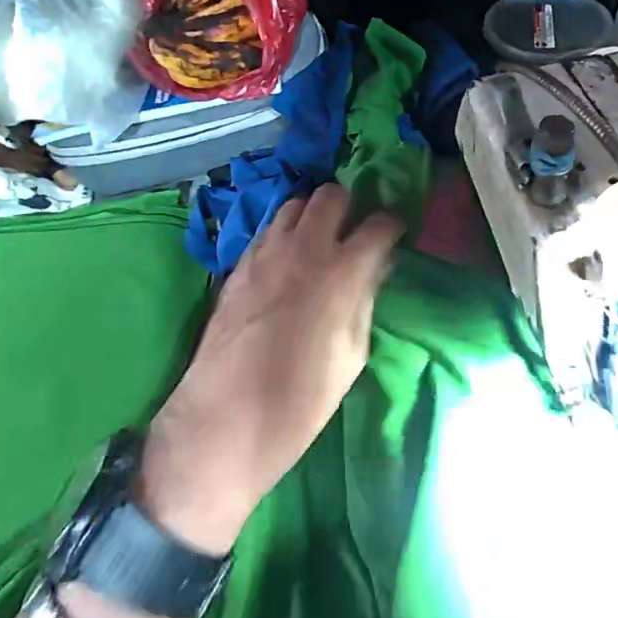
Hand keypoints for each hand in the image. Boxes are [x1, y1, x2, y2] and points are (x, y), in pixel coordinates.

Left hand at [134, 184, 402, 552]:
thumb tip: (375, 268)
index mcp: (341, 272)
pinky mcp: (238, 265)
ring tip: (321, 238)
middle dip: (351, 205)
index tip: (395, 233)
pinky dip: (285, 232)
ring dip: (314, 214)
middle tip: (355, 229)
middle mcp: (303, 249)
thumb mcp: (352, 355)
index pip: (378, 225)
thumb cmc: (300, 401)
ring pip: (295, 203)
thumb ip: (365, 300)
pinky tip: (288, 258)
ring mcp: (265, 253)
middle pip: (332, 195)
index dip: (392, 224)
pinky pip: (268, 229)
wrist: (222, 423)